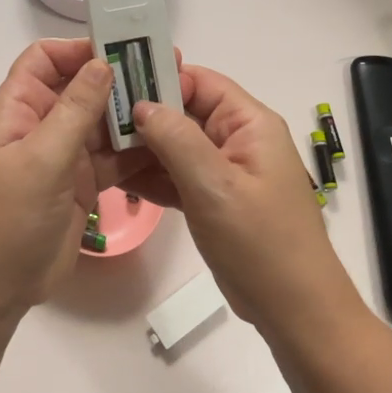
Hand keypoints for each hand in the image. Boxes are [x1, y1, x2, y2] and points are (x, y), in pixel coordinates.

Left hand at [0, 40, 188, 318]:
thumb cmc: (6, 218)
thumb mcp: (41, 158)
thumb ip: (75, 110)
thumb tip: (102, 62)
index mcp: (18, 108)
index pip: (46, 59)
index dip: (79, 48)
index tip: (124, 48)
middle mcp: (40, 124)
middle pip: (81, 87)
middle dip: (119, 79)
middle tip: (167, 72)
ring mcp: (62, 154)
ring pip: (101, 121)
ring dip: (132, 113)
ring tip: (176, 103)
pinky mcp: (81, 183)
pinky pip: (112, 156)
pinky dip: (135, 149)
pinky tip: (167, 142)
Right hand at [123, 65, 347, 329]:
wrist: (296, 312)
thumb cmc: (260, 243)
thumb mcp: (214, 187)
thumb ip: (176, 139)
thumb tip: (142, 103)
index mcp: (249, 123)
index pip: (199, 82)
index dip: (159, 80)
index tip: (115, 88)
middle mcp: (238, 139)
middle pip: (184, 112)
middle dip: (143, 116)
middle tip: (95, 121)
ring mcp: (226, 171)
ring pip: (177, 145)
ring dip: (142, 149)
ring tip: (97, 148)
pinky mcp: (215, 200)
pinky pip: (178, 176)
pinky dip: (152, 177)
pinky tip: (116, 178)